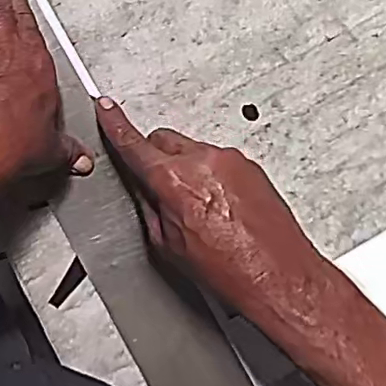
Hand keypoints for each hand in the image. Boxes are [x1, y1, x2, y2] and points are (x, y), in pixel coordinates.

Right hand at [94, 98, 337, 329]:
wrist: (279, 276)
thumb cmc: (230, 270)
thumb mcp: (168, 245)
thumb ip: (148, 206)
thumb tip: (141, 188)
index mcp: (173, 180)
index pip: (133, 143)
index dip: (114, 123)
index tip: (105, 108)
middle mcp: (202, 161)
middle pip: (163, 140)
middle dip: (155, 158)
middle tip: (159, 188)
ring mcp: (229, 160)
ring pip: (192, 150)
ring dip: (187, 170)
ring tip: (200, 211)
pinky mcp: (249, 165)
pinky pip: (218, 161)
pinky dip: (211, 177)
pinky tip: (220, 209)